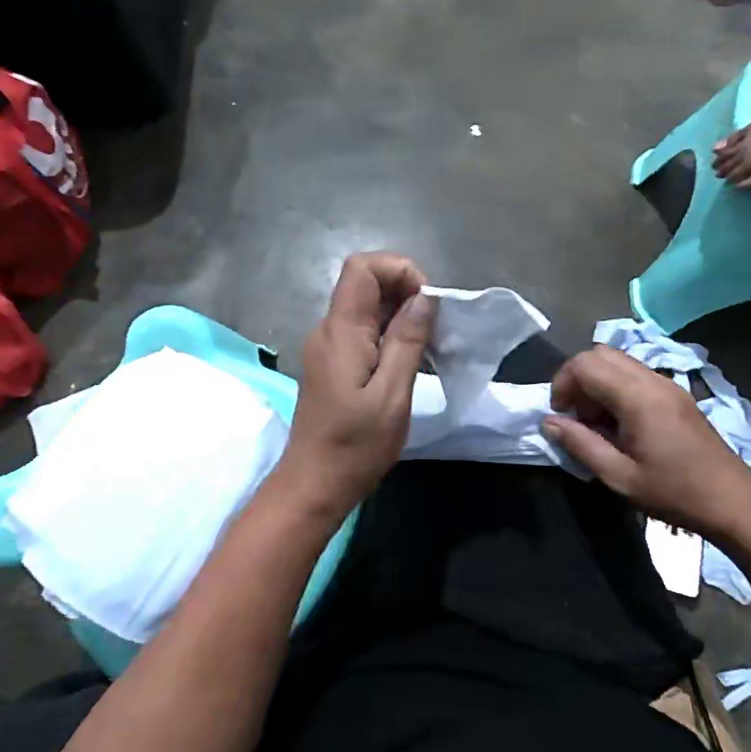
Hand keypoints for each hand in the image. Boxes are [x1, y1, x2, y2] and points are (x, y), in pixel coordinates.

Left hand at [276, 253, 434, 512]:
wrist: (314, 484)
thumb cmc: (355, 445)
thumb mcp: (392, 395)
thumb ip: (407, 341)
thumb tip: (423, 298)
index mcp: (340, 331)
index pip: (362, 267)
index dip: (398, 271)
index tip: (427, 304)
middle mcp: (327, 331)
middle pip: (364, 285)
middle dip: (405, 294)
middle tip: (436, 330)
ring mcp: (326, 348)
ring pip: (364, 310)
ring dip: (399, 318)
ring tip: (429, 348)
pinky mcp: (331, 366)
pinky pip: (361, 334)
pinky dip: (388, 337)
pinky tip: (409, 364)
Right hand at [542, 347, 750, 540]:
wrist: (734, 502)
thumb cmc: (674, 493)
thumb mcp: (618, 476)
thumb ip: (580, 444)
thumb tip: (548, 422)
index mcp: (638, 398)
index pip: (585, 364)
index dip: (562, 383)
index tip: (559, 415)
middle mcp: (653, 381)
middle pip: (600, 354)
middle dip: (577, 378)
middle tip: (574, 415)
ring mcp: (668, 385)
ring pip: (618, 362)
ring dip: (596, 383)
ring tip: (595, 421)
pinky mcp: (676, 395)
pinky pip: (635, 375)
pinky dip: (615, 388)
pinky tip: (619, 423)